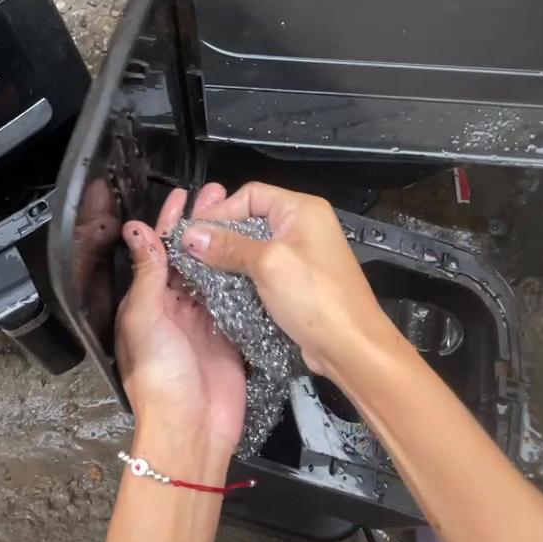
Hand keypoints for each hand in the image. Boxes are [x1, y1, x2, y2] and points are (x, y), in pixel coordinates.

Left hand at [115, 185, 247, 470]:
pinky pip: (234, 299)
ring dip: (222, 245)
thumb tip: (138, 231)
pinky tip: (253, 255)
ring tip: (239, 215)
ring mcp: (202, 321)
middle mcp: (173, 308)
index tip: (183, 195)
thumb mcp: (146, 320)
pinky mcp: (228, 335)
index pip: (157, 252)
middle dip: (201, 226)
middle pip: (188, 258)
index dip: (169, 223)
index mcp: (145, 303)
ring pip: (212, 274)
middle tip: (221, 196)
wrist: (192, 428)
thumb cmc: (159, 379)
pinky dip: (241, 276)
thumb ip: (148, 275)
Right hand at [179, 182, 402, 382]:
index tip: (193, 234)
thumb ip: (228, 246)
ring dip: (229, 258)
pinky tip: (224, 287)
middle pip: (251, 219)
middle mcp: (303, 226)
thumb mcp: (268, 264)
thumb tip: (190, 234)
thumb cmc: (316, 299)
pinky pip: (263, 269)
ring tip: (203, 270)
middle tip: (193, 252)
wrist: (353, 347)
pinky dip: (243, 275)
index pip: (251, 194)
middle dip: (222, 235)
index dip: (220, 211)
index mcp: (302, 209)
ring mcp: (301, 255)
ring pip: (254, 246)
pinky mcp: (297, 281)